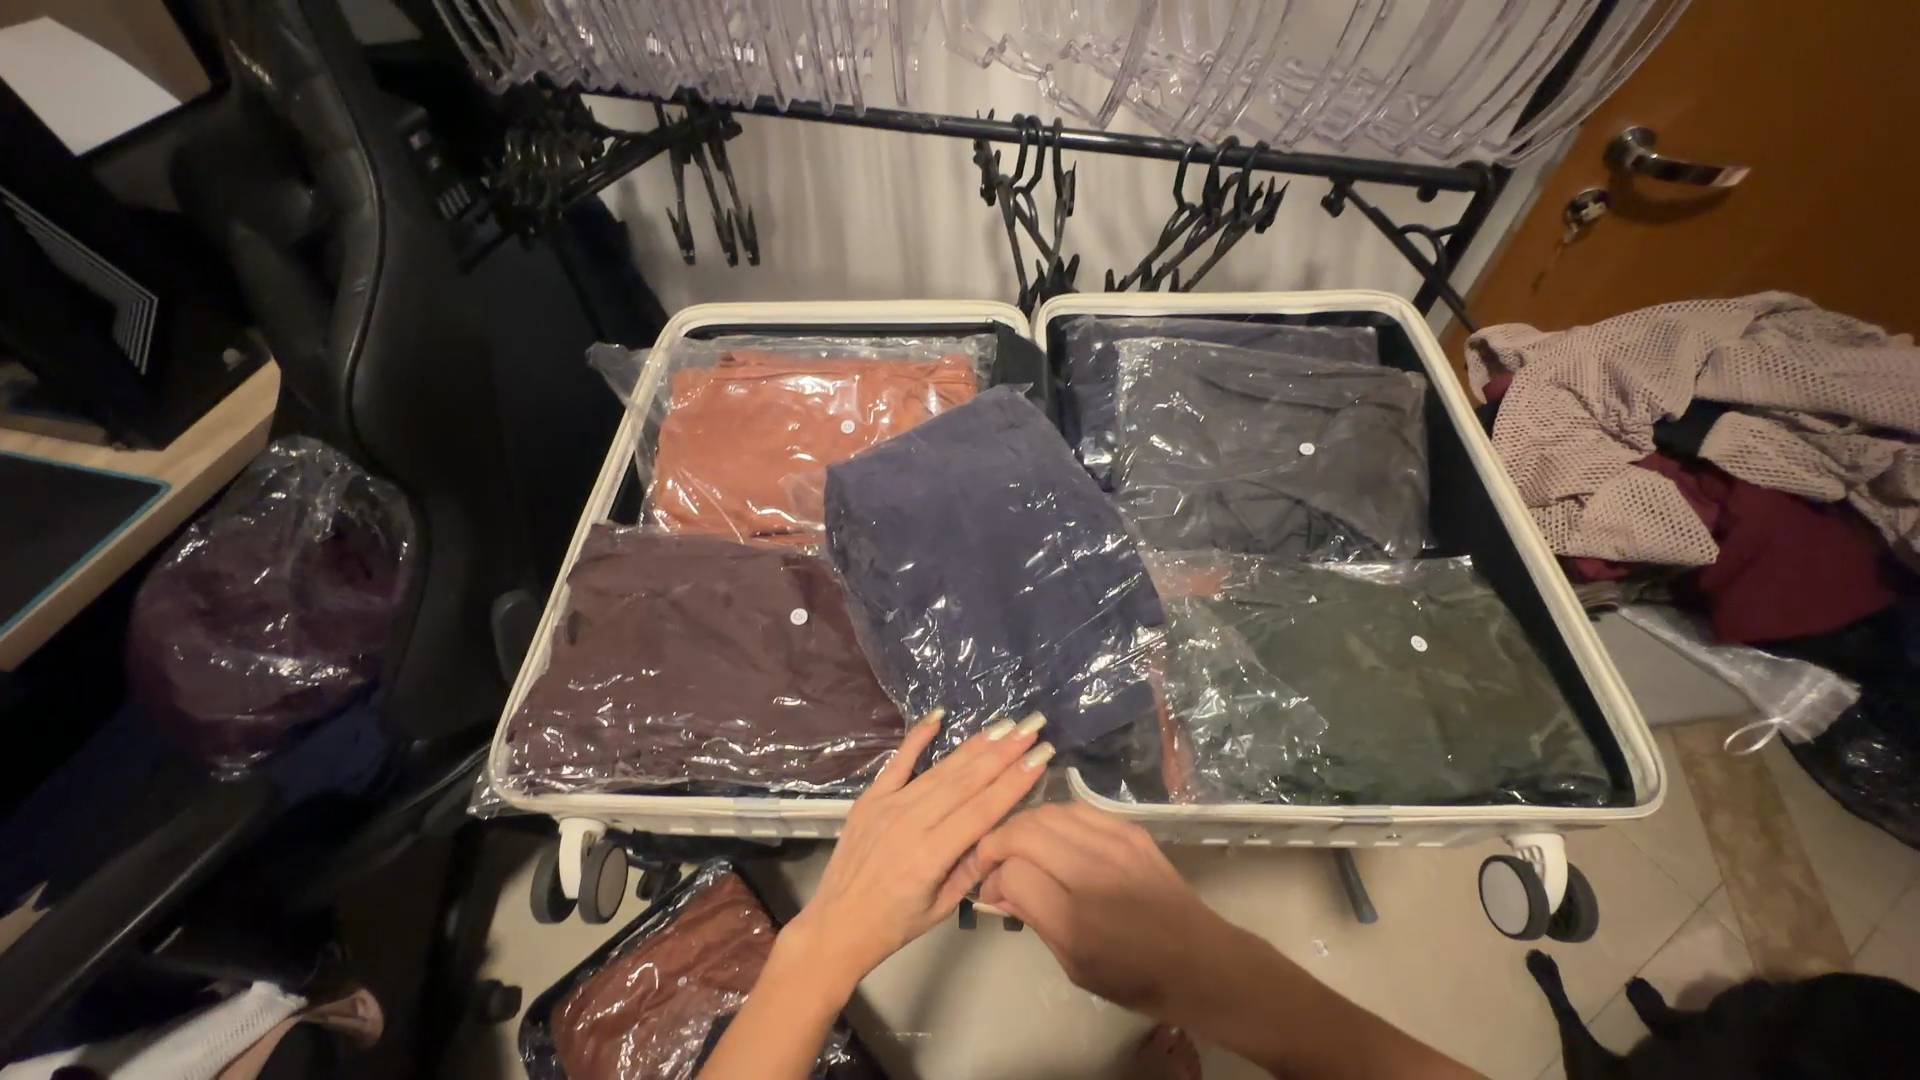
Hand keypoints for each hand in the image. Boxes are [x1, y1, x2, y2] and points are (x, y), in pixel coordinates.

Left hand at [783, 709, 1052, 995]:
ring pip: (940, 770)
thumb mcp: (943, 906)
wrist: (836, 925)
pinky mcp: (870, 798)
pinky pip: (898, 762)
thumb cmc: (895, 924)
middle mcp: (911, 823)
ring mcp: (888, 806)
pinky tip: (939, 716)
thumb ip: (973, 867)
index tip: (1041, 756)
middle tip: (1032, 727)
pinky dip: (918, 737)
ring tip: (1005, 726)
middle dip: (1004, 753)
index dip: (1014, 781)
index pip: (983, 810)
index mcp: (931, 855)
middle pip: (966, 782)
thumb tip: (1004, 829)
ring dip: (976, 745)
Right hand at [974, 802, 1245, 1020]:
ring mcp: (1114, 844)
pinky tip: (1054, 837)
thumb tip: (1000, 888)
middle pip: (1023, 832)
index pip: (1012, 873)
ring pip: (1047, 812)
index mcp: (1076, 920)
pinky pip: (1077, 809)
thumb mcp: (1073, 965)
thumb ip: (1034, 919)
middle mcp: (1092, 873)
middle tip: (994, 862)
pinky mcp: (1130, 830)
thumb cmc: (1133, 977)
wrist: (1200, 961)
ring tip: (1020, 846)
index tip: (994, 894)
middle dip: (998, 843)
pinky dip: (1055, 819)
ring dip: (1024, 826)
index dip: (993, 881)